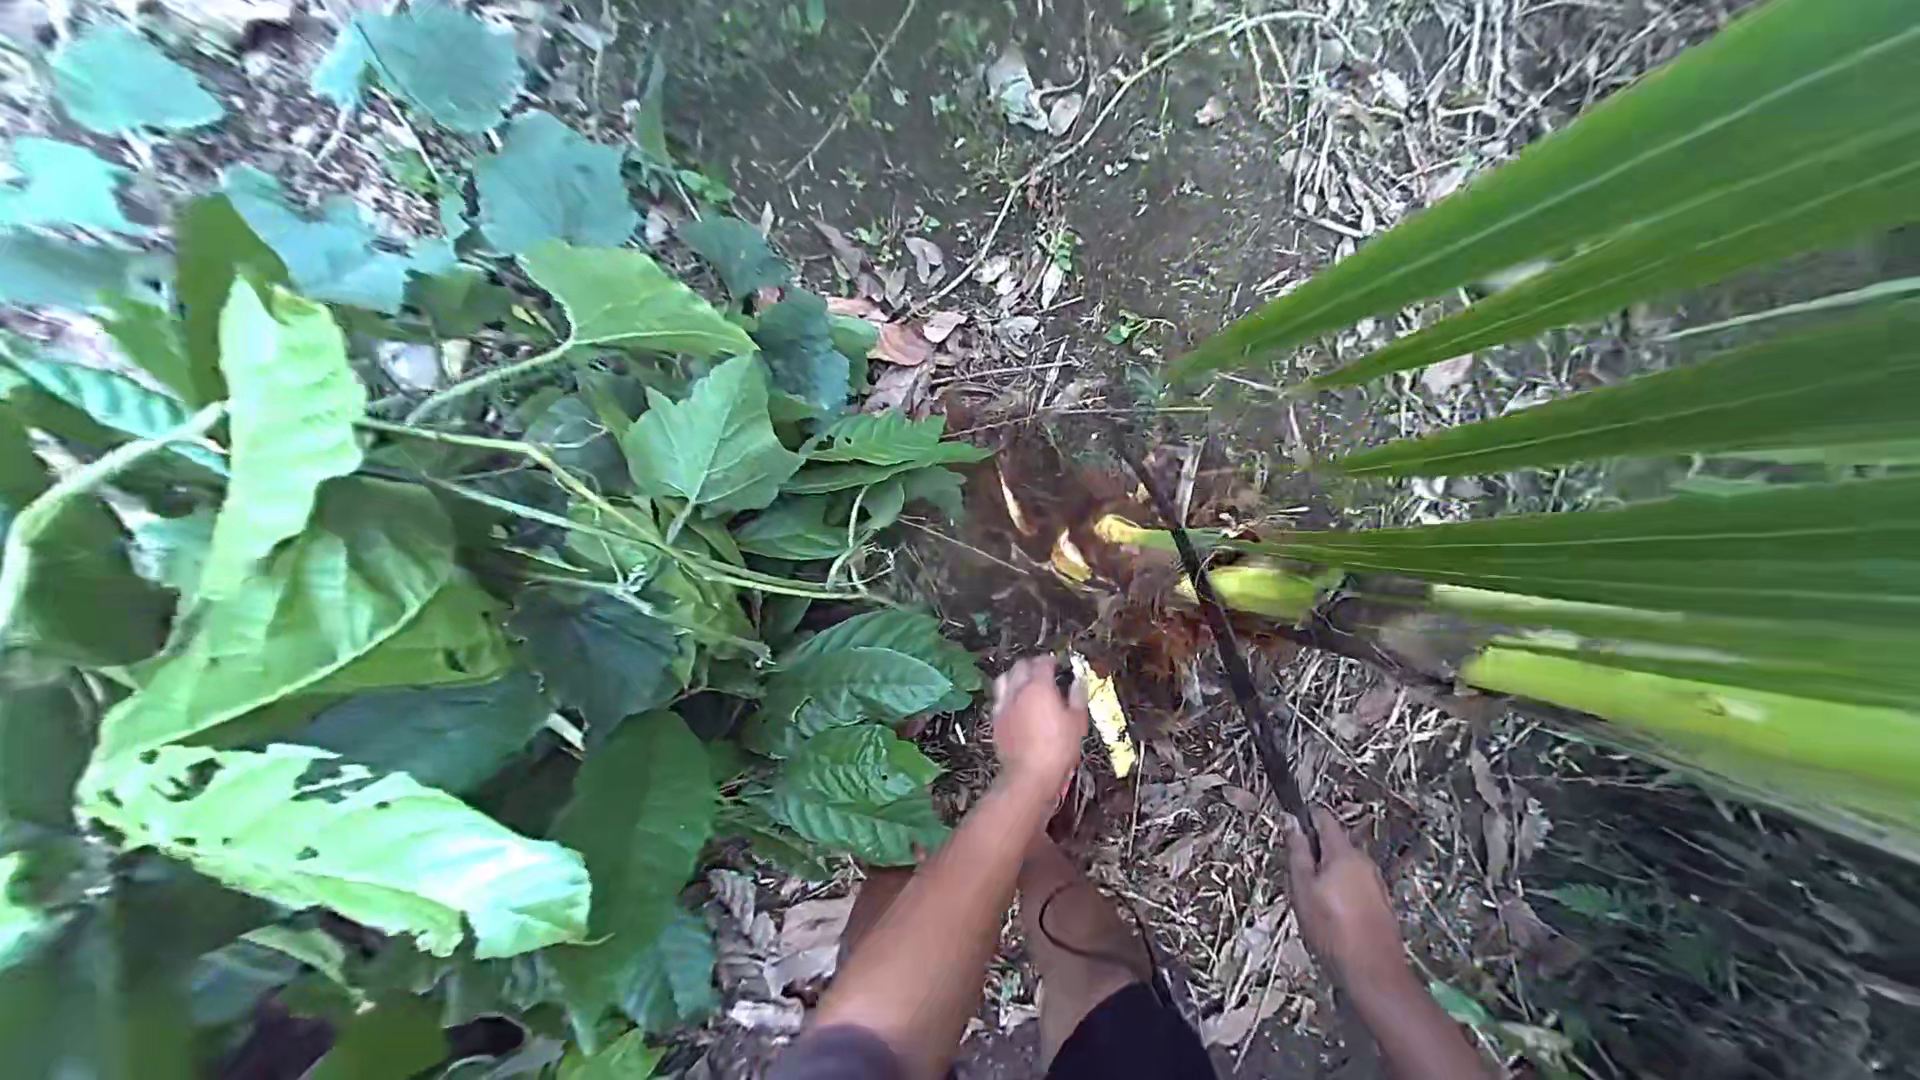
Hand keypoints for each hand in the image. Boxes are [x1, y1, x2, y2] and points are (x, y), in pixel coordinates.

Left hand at [989, 656, 1086, 792]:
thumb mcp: (1077, 721)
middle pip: (1020, 666)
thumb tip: (1079, 680)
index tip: (1058, 663)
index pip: (1043, 663)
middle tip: (1043, 669)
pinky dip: (1007, 694)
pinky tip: (1014, 702)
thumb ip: (1077, 696)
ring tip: (1025, 681)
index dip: (1051, 660)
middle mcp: (1017, 690)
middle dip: (1032, 664)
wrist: (1030, 775)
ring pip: (1004, 678)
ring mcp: (1003, 704)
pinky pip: (999, 698)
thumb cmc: (1058, 748)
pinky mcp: (996, 719)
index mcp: (1039, 687)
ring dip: (1015, 675)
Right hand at [1286, 807, 1406, 988]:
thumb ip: (1297, 850)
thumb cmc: (1330, 927)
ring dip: (1326, 873)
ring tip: (1312, 900)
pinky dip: (1340, 889)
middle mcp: (1364, 862)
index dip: (1304, 818)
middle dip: (1313, 852)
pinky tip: (1331, 914)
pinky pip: (1355, 883)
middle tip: (1297, 877)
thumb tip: (1291, 821)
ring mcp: (1376, 883)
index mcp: (1344, 852)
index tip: (1289, 833)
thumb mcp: (1302, 886)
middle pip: (1333, 843)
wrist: (1373, 974)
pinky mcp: (1382, 903)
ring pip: (1343, 865)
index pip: (1323, 817)